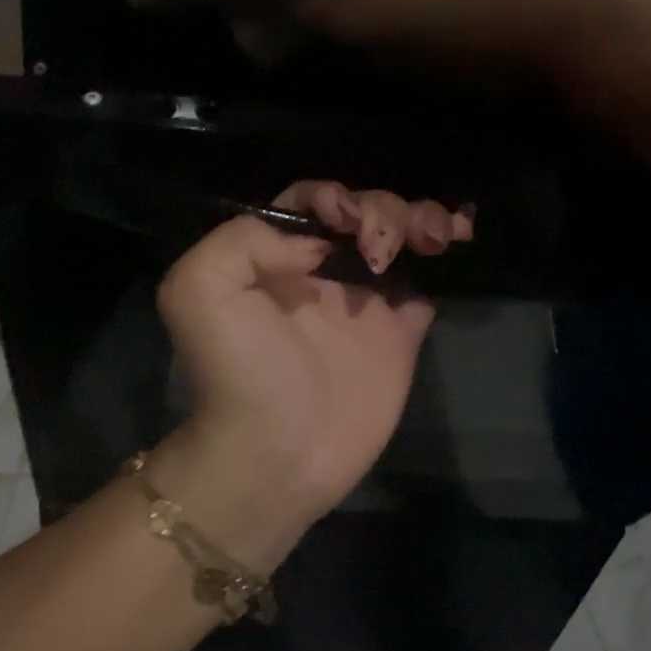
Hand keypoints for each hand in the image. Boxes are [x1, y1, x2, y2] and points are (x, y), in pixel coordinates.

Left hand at [150, 183, 472, 566]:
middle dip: (383, 209)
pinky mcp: (397, 341)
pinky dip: (443, 265)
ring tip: (432, 237)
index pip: (309, 203)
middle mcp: (319, 275)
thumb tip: (313, 243)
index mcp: (273, 260)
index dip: (332, 196)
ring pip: (399, 241)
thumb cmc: (237, 372)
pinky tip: (452, 251)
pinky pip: (426, 289)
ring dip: (420, 222)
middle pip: (363, 214)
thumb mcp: (197, 291)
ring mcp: (361, 307)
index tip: (344, 218)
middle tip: (380, 246)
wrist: (275, 454)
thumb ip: (241, 242)